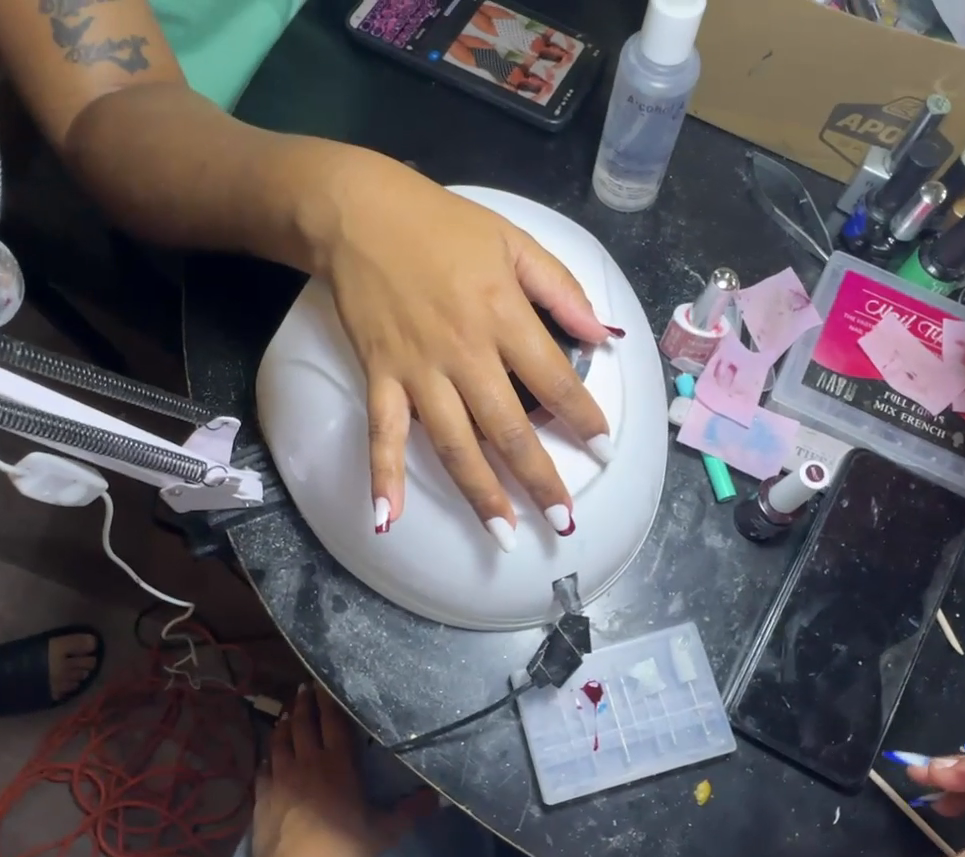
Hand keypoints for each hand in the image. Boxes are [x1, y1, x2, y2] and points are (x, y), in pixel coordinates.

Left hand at [250, 684, 431, 856]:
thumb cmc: (341, 849)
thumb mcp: (383, 833)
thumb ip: (409, 812)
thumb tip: (437, 797)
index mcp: (339, 764)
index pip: (334, 722)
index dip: (330, 701)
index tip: (325, 682)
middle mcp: (308, 761)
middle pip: (305, 723)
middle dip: (306, 703)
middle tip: (305, 687)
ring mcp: (282, 776)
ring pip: (281, 739)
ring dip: (285, 722)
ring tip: (288, 712)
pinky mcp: (263, 793)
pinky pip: (265, 765)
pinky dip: (269, 754)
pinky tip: (270, 754)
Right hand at [312, 152, 612, 548]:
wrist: (359, 212)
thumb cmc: (443, 226)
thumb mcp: (514, 241)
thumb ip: (561, 289)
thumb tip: (603, 338)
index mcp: (504, 315)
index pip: (555, 380)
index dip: (584, 419)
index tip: (605, 451)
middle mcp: (465, 352)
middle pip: (509, 428)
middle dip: (539, 478)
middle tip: (563, 523)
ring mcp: (418, 370)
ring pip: (454, 443)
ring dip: (480, 492)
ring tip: (505, 536)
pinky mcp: (379, 377)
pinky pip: (381, 433)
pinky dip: (383, 476)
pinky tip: (389, 519)